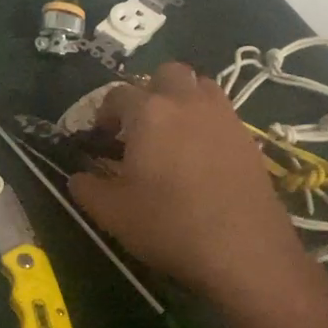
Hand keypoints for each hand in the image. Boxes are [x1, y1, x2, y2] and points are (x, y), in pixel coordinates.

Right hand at [68, 64, 308, 295]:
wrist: (245, 253)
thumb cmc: (170, 225)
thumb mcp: (112, 213)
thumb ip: (87, 188)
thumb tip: (78, 176)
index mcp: (149, 113)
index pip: (118, 94)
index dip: (105, 112)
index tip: (101, 137)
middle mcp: (187, 103)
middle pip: (167, 73)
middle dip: (151, 90)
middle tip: (141, 125)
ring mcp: (223, 118)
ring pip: (201, 86)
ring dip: (184, 99)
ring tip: (175, 133)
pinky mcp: (249, 140)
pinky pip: (223, 114)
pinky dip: (208, 122)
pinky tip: (202, 156)